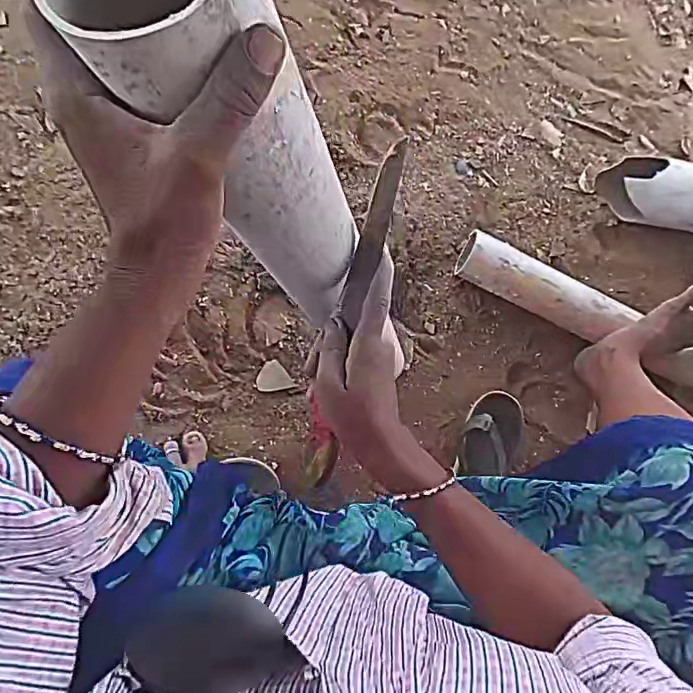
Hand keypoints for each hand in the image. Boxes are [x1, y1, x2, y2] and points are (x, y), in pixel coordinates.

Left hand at [18, 0, 286, 268]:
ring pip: (114, 54)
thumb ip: (229, 100)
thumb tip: (265, 39)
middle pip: (83, 22)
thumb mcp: (198, 157)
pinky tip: (201, 64)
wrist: (157, 276)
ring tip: (190, 8)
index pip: (41, 5)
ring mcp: (105, 121)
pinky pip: (141, 82)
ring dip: (144, 28)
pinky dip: (164, 65)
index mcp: (72, 95)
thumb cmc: (162, 225)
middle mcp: (79, 102)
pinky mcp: (133, 138)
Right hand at [313, 258, 441, 490]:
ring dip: (329, 358)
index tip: (382, 249)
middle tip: (311, 371)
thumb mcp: (327, 382)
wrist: (379, 443)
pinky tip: (323, 389)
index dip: (379, 272)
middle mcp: (379, 344)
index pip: (377, 297)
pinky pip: (352, 354)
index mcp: (369, 342)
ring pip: (348, 340)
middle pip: (351, 322)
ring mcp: (379, 356)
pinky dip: (335, 366)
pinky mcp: (376, 367)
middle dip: (328, 340)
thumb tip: (333, 324)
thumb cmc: (353, 416)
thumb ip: (328, 348)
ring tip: (315, 386)